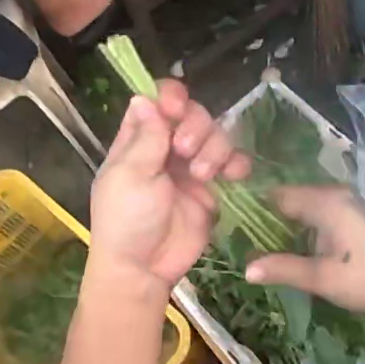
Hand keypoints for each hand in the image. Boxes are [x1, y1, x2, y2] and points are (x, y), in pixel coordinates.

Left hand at [88, 79, 248, 294]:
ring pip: (217, 137)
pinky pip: (234, 165)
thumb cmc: (127, 219)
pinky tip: (234, 176)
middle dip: (196, 127)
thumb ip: (146, 137)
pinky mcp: (214, 190)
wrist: (145, 267)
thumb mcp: (129, 175)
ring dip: (215, 148)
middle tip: (186, 152)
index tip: (176, 111)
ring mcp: (192, 169)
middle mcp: (168, 148)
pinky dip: (238, 164)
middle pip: (194, 115)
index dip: (172, 98)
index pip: (158, 101)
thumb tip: (146, 97)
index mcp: (139, 139)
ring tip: (203, 175)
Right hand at [244, 185, 364, 317]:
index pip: (276, 196)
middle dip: (267, 221)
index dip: (252, 211)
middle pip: (290, 201)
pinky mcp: (356, 217)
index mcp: (324, 202)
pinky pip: (320, 217)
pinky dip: (305, 231)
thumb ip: (283, 269)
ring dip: (287, 228)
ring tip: (265, 252)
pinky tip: (296, 252)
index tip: (232, 229)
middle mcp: (335, 195)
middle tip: (245, 245)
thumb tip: (245, 269)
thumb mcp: (322, 278)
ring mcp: (348, 205)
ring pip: (305, 210)